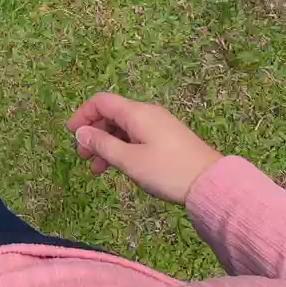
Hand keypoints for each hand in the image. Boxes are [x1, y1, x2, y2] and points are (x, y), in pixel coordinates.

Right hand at [67, 92, 222, 204]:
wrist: (214, 185)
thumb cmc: (168, 171)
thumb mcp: (129, 160)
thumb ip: (102, 145)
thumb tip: (80, 133)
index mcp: (136, 113)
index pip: (101, 101)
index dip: (82, 114)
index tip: (71, 134)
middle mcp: (147, 113)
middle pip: (111, 115)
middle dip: (93, 133)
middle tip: (82, 158)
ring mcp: (159, 126)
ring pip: (123, 128)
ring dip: (107, 145)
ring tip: (97, 170)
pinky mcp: (168, 139)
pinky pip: (136, 136)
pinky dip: (122, 148)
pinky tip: (120, 167)